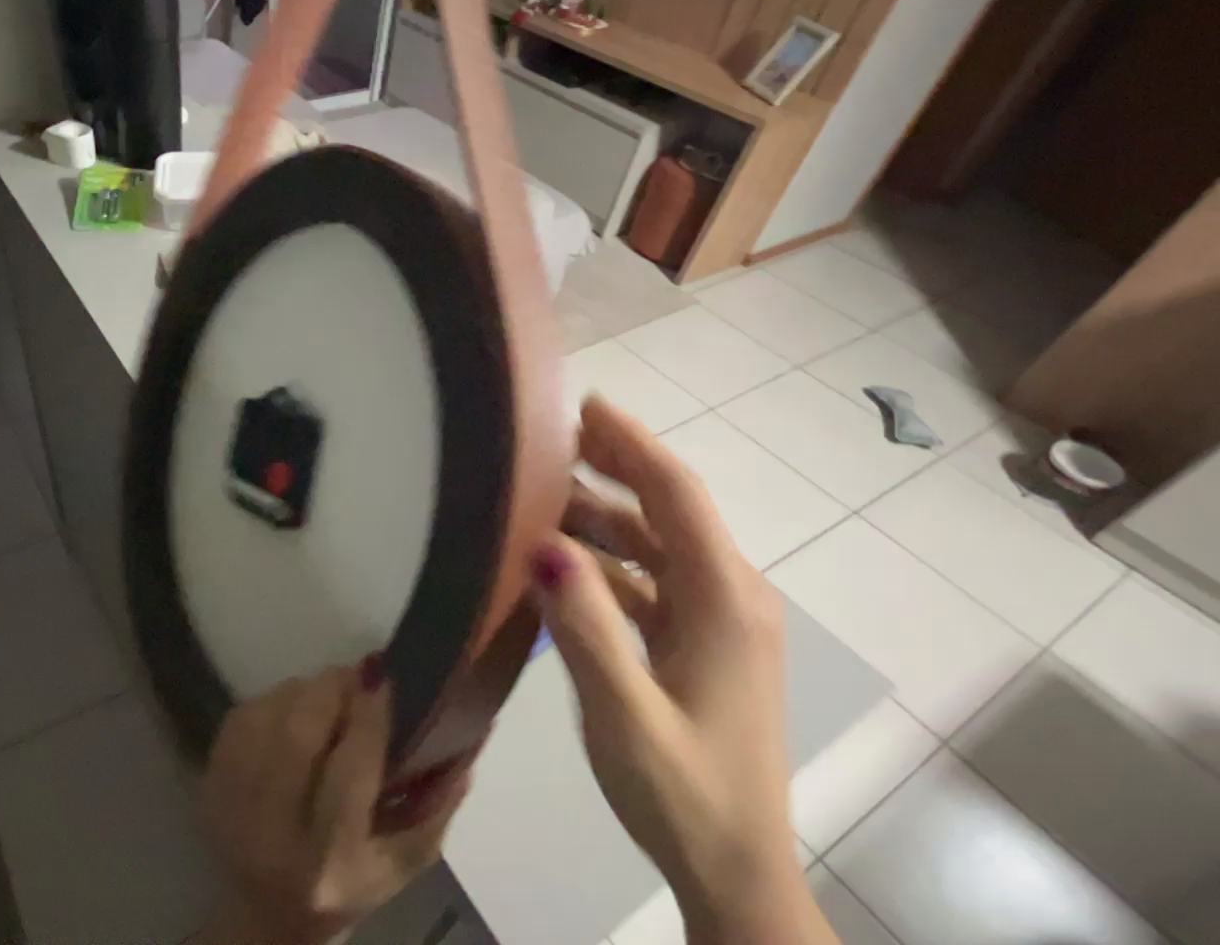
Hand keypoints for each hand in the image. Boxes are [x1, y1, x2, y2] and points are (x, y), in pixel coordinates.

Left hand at [198, 665, 469, 944]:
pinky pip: (243, 714)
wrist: (263, 917)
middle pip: (300, 730)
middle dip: (334, 688)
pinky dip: (274, 701)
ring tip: (329, 695)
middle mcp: (274, 827)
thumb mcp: (401, 864)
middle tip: (359, 676)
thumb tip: (467, 739)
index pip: (351, 769)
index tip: (389, 677)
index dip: (371, 715)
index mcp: (330, 857)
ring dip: (305, 691)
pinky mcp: (208, 780)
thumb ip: (436, 806)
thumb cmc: (345, 888)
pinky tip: (294, 711)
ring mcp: (231, 801)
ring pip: (270, 713)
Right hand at [535, 397, 831, 943]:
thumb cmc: (683, 793)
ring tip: (541, 496)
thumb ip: (585, 627)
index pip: (678, 497)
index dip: (633, 444)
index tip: (583, 405)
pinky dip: (610, 563)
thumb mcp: (625, 714)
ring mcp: (719, 623)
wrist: (734, 871)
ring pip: (658, 546)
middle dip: (616, 466)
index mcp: (724, 602)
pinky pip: (652, 583)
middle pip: (671, 511)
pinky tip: (563, 564)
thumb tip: (545, 543)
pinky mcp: (702, 646)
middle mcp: (730, 598)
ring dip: (605, 517)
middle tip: (551, 437)